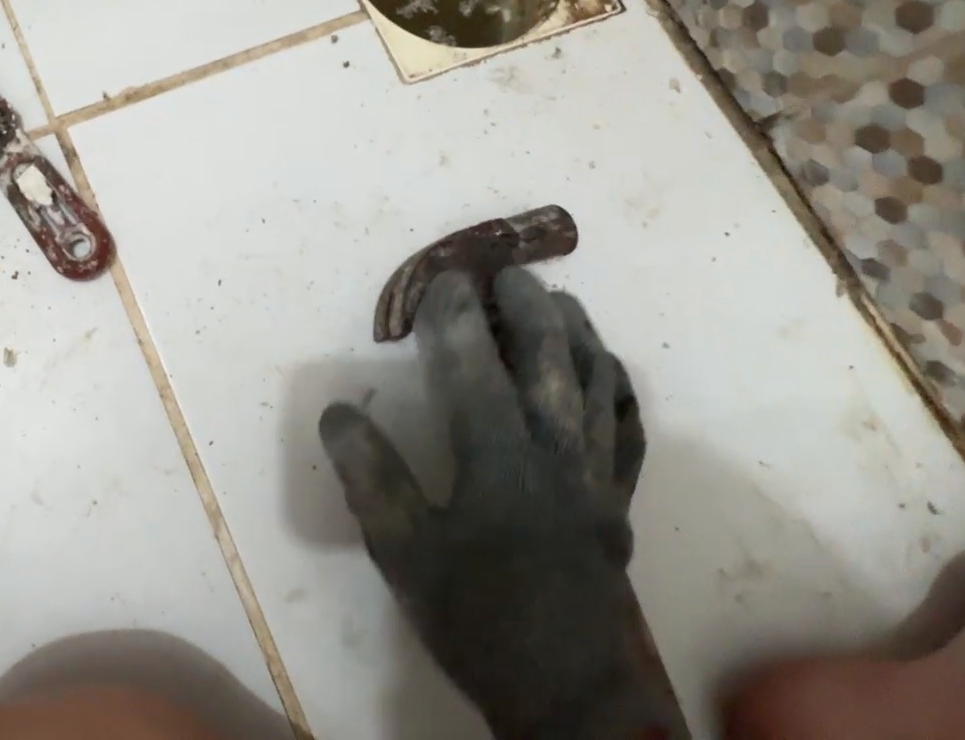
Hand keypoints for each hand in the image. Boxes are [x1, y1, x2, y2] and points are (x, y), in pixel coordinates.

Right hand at [319, 268, 676, 738]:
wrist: (567, 693)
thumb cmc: (476, 617)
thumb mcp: (402, 554)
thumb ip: (370, 478)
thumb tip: (337, 412)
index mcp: (499, 459)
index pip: (473, 364)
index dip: (452, 315)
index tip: (440, 279)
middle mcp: (555, 452)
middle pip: (550, 357)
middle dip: (527, 305)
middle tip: (505, 272)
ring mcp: (596, 475)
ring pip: (597, 383)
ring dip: (578, 332)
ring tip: (559, 301)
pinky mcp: (618, 500)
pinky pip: (627, 429)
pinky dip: (618, 389)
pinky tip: (608, 372)